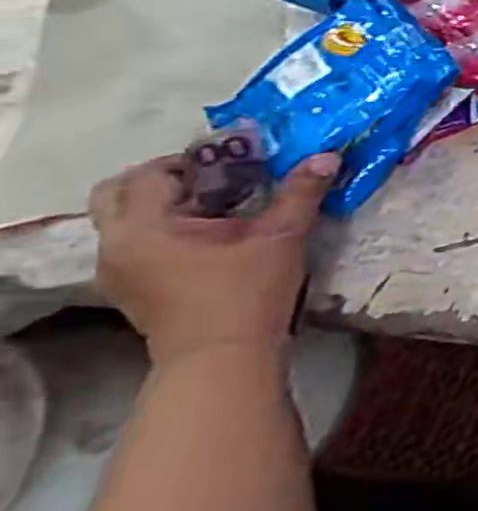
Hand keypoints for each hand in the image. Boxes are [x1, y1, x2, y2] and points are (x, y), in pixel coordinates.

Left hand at [89, 152, 338, 366]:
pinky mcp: (130, 284)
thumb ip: (301, 191)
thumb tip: (327, 155)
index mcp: (144, 228)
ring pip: (126, 216)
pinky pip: (137, 239)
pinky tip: (214, 232)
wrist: (223, 354)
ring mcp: (117, 268)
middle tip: (219, 175)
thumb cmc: (247, 290)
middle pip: (120, 191)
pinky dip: (168, 224)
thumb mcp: (282, 235)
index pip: (152, 174)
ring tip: (224, 201)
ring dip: (168, 200)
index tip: (239, 160)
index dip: (195, 159)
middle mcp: (116, 245)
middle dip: (167, 175)